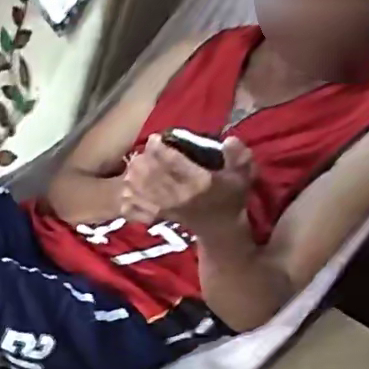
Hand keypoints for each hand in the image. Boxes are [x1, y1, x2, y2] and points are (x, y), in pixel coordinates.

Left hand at [121, 134, 254, 236]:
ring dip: (133, 178)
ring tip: (133, 165)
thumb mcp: (243, 174)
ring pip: (142, 192)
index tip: (154, 138)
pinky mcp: (160, 218)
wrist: (220, 229)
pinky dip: (129, 201)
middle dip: (143, 162)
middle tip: (142, 150)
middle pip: (153, 177)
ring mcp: (167, 209)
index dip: (160, 150)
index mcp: (199, 183)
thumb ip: (239, 156)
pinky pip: (138, 211)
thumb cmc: (231, 197)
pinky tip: (125, 190)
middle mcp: (179, 196)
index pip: (175, 164)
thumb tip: (229, 139)